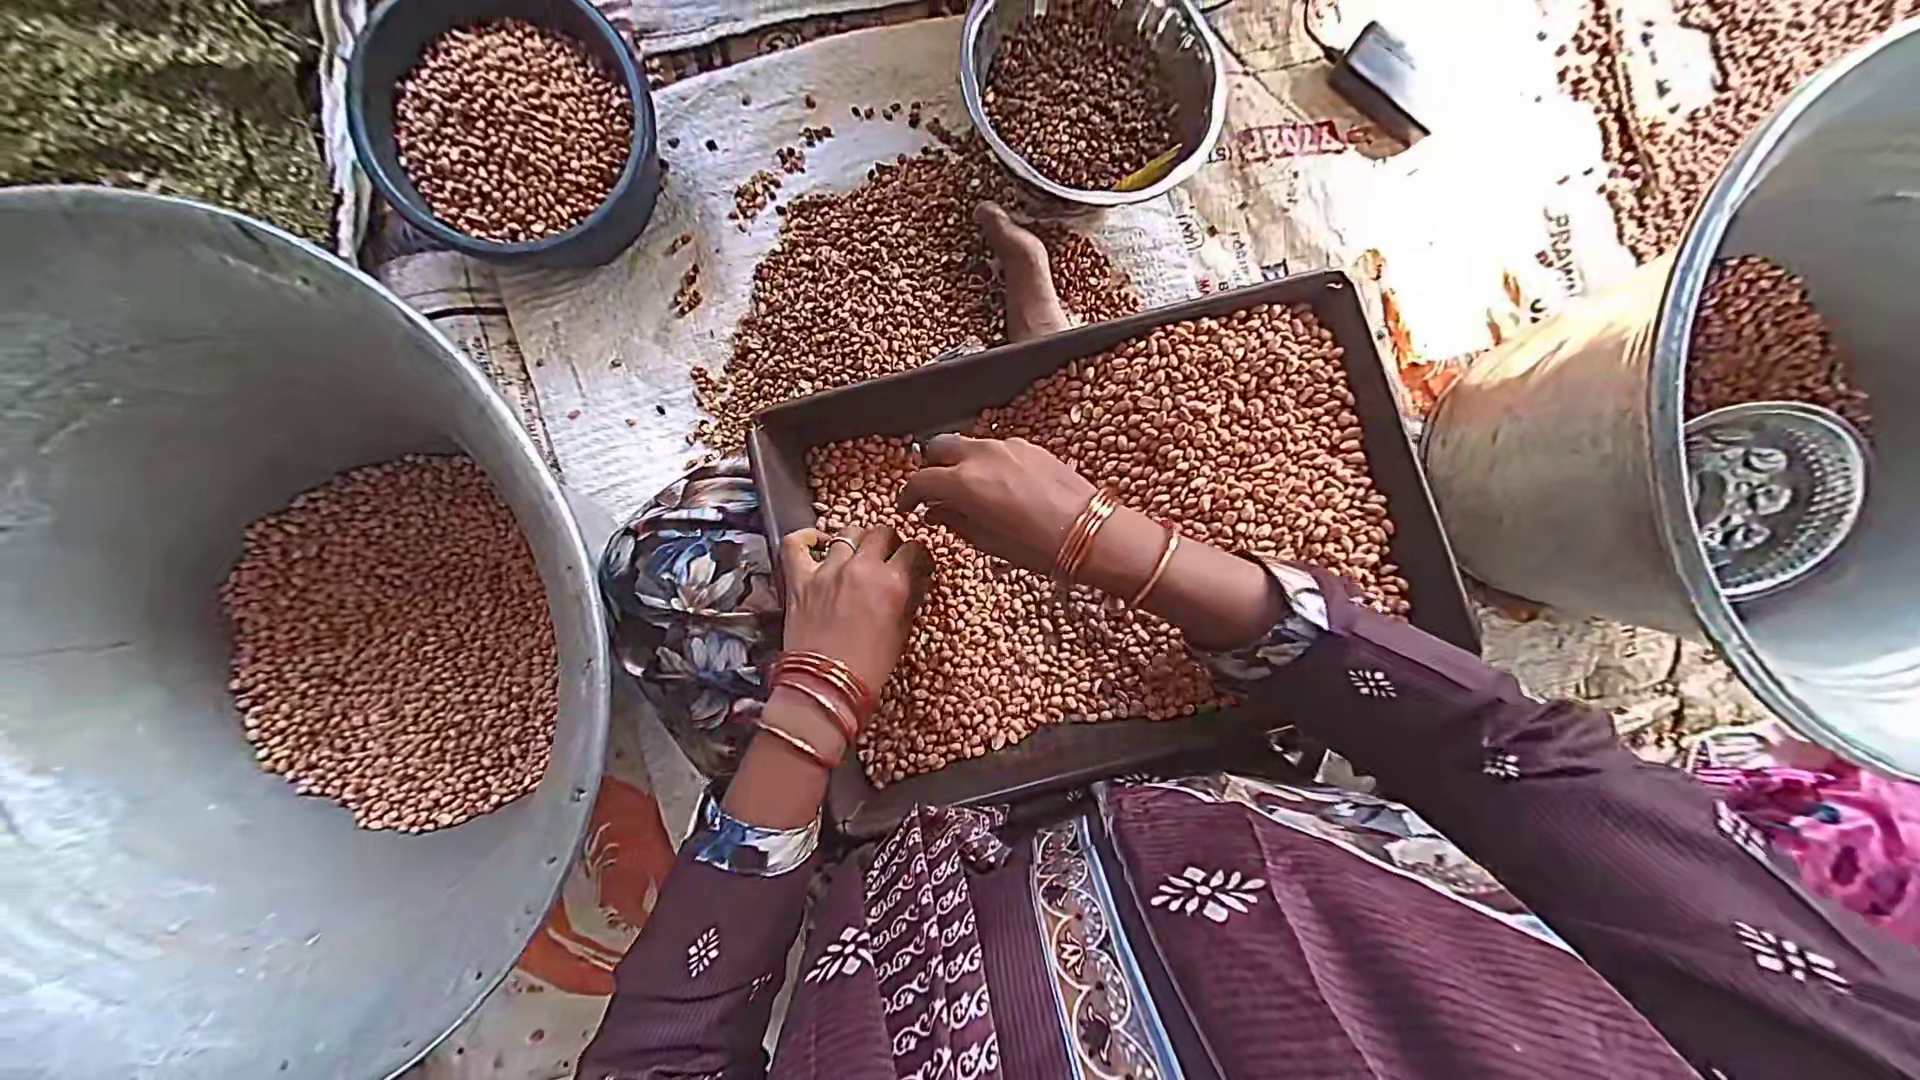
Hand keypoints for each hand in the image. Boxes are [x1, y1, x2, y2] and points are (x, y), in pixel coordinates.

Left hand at [778, 524, 933, 699]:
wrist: (827, 686)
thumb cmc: (870, 666)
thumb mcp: (902, 631)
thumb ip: (909, 599)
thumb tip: (915, 580)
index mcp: (892, 582)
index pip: (913, 549)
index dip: (917, 553)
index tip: (916, 560)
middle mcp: (862, 568)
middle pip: (881, 532)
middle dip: (889, 541)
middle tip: (888, 554)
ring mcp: (828, 570)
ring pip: (847, 532)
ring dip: (857, 539)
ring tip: (857, 551)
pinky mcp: (800, 579)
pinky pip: (796, 544)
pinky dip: (807, 537)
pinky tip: (818, 541)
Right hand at [896, 434, 1095, 574]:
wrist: (1089, 531)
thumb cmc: (1038, 546)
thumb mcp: (988, 541)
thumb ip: (955, 521)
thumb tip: (935, 513)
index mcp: (964, 483)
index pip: (920, 481)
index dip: (908, 495)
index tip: (907, 506)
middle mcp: (981, 456)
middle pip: (938, 448)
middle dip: (930, 468)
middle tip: (933, 492)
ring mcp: (1006, 447)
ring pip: (967, 445)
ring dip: (957, 462)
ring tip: (965, 489)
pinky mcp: (1028, 446)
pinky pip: (994, 448)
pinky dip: (984, 462)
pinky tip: (995, 484)